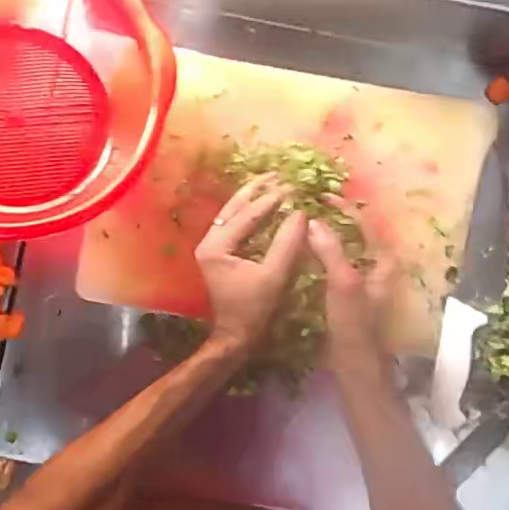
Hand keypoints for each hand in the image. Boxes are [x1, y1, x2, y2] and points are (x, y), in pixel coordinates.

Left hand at [195, 174, 306, 351]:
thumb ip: (287, 242)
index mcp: (215, 247)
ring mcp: (211, 248)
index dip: (271, 199)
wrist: (237, 336)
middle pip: (233, 208)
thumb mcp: (274, 275)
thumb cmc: (255, 310)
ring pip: (232, 214)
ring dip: (252, 198)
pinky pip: (234, 225)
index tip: (294, 185)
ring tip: (273, 181)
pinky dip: (250, 213)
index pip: (246, 215)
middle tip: (279, 173)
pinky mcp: (219, 254)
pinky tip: (266, 204)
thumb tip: (301, 211)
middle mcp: (208, 243)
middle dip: (257, 190)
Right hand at [307, 201, 398, 378]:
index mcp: (382, 260)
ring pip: (341, 248)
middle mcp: (375, 266)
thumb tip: (313, 221)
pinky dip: (317, 253)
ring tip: (300, 223)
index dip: (342, 207)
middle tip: (306, 206)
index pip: (363, 223)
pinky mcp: (346, 292)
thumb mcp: (343, 283)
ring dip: (323, 235)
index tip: (318, 195)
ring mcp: (361, 279)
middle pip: (353, 233)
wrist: (353, 363)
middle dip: (331, 218)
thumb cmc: (354, 323)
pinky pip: (331, 263)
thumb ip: (330, 250)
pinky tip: (300, 251)